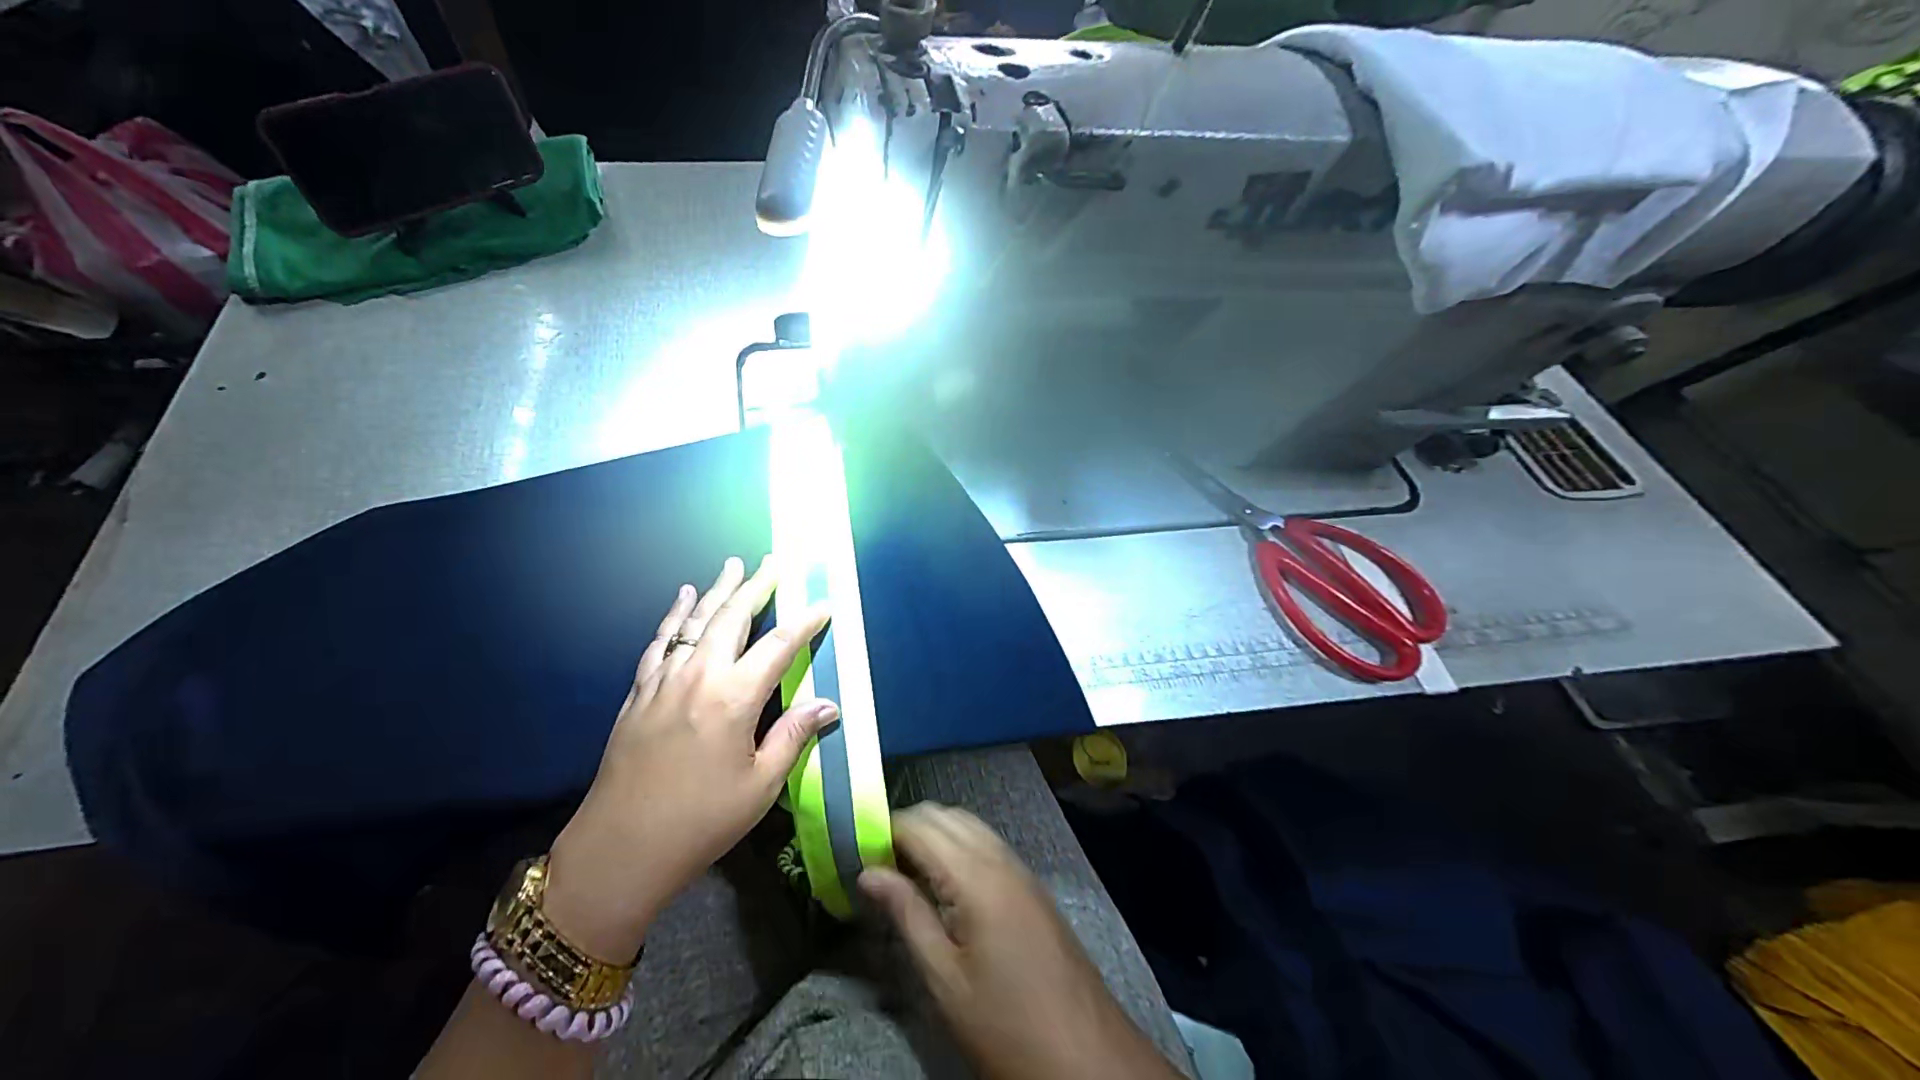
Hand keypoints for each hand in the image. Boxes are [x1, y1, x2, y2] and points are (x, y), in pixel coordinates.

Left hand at [544, 556, 833, 960]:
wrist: (620, 848)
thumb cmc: (701, 821)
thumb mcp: (760, 786)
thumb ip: (792, 736)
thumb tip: (828, 704)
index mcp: (734, 698)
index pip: (779, 646)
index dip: (805, 623)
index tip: (823, 605)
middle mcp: (698, 676)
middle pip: (732, 618)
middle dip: (756, 586)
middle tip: (772, 562)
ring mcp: (663, 681)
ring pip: (694, 622)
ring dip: (717, 592)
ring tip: (731, 566)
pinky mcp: (639, 693)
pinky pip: (660, 642)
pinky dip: (674, 617)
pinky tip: (682, 601)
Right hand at [860, 805, 1182, 1079]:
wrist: (1085, 1053)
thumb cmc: (1004, 1023)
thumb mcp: (944, 978)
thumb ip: (906, 914)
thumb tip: (868, 872)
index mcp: (975, 876)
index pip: (919, 824)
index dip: (884, 831)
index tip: (857, 854)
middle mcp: (1000, 858)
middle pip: (944, 815)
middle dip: (907, 829)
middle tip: (879, 867)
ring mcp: (1021, 868)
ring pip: (968, 824)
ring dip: (934, 835)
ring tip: (907, 876)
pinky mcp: (1031, 884)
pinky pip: (987, 843)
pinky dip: (959, 847)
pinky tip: (944, 884)